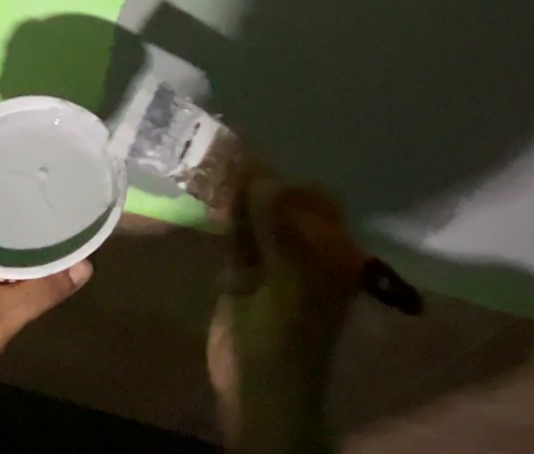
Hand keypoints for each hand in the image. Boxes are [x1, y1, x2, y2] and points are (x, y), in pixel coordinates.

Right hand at [206, 172, 387, 453]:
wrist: (258, 386)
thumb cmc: (283, 332)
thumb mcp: (286, 274)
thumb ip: (274, 221)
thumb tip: (259, 170)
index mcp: (329, 252)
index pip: (312, 198)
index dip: (282, 174)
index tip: (249, 149)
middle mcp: (305, 250)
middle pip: (281, 203)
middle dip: (256, 178)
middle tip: (224, 147)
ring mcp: (273, 261)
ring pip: (256, 215)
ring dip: (236, 191)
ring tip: (209, 158)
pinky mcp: (244, 271)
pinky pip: (236, 233)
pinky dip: (223, 212)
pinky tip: (204, 190)